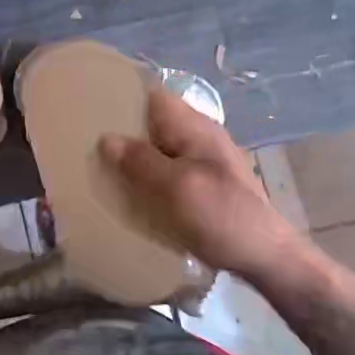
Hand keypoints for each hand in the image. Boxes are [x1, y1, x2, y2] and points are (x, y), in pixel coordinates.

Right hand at [99, 87, 306, 274]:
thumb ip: (142, 161)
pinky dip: (148, 178)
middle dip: (124, 131)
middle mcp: (200, 138)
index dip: (125, 97)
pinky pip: (167, 171)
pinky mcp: (204, 186)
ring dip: (134, 158)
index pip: (154, 96)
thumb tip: (106, 139)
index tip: (93, 107)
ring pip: (159, 149)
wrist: (266, 258)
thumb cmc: (223, 217)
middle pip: (154, 123)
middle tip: (88, 144)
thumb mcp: (177, 187)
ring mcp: (204, 162)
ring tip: (102, 169)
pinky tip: (132, 193)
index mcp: (196, 128)